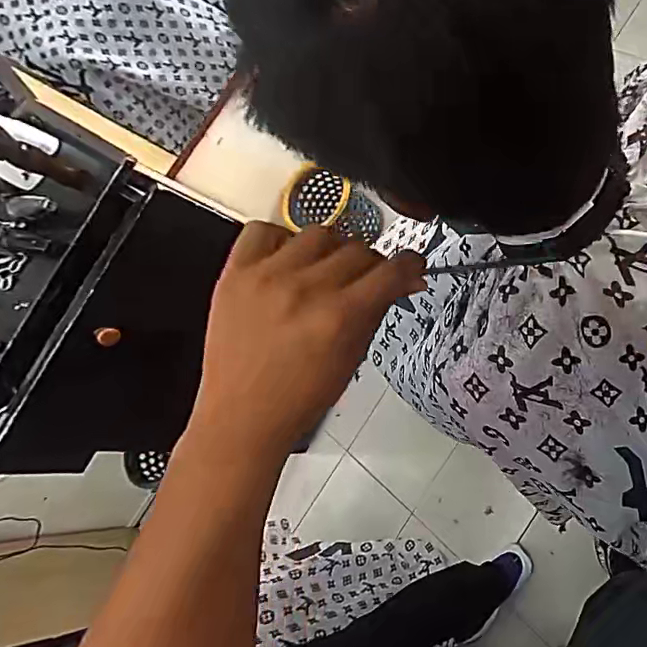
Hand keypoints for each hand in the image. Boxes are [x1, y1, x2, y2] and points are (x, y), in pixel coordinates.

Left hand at [189, 223, 423, 455]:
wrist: (243, 415)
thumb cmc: (303, 394)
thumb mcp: (355, 354)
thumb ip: (379, 310)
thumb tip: (406, 281)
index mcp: (340, 315)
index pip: (391, 270)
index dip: (410, 265)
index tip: (412, 267)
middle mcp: (305, 289)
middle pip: (358, 249)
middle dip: (373, 264)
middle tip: (369, 280)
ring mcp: (266, 277)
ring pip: (319, 233)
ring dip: (333, 250)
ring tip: (328, 270)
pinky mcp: (234, 274)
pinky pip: (263, 231)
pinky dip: (282, 240)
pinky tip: (288, 261)